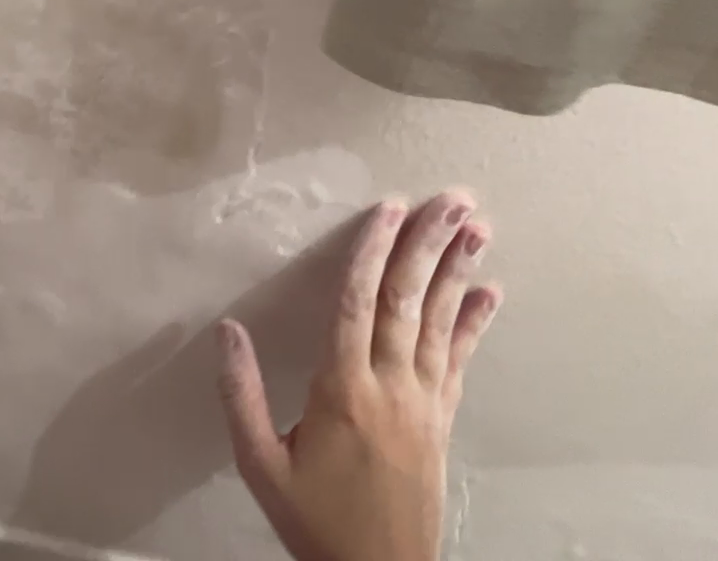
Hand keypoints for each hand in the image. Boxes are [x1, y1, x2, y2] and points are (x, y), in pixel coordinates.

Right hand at [218, 191, 501, 560]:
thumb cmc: (313, 519)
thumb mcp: (259, 462)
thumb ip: (241, 393)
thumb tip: (227, 328)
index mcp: (343, 389)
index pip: (356, 304)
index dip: (371, 252)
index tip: (389, 208)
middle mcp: (391, 386)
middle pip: (409, 302)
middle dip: (430, 245)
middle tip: (455, 198)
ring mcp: (424, 403)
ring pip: (441, 323)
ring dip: (458, 271)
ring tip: (478, 227)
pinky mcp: (442, 421)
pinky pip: (460, 362)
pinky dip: (475, 324)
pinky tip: (490, 292)